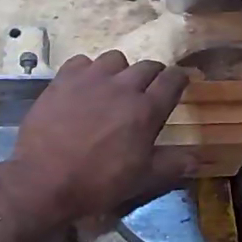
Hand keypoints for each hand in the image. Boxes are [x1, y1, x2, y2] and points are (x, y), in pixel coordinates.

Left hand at [0, 51, 194, 225]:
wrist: (43, 181)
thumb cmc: (98, 182)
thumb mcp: (142, 179)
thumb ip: (173, 165)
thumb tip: (198, 160)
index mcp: (147, 110)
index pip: (173, 80)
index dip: (180, 79)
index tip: (180, 83)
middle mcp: (123, 87)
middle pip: (147, 66)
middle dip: (153, 75)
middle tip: (147, 91)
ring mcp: (91, 79)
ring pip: (115, 59)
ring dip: (121, 70)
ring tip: (114, 86)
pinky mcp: (63, 80)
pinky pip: (82, 62)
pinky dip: (88, 71)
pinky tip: (84, 87)